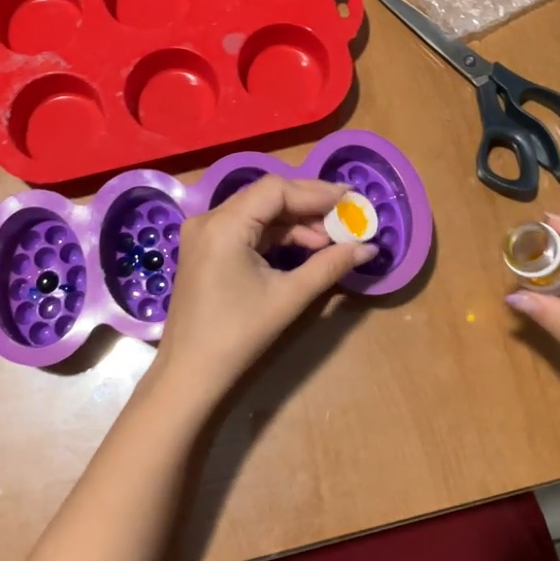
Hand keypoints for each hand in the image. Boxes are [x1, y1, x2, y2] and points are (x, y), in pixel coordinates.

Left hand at [152, 176, 375, 401]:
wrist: (190, 371)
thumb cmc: (238, 334)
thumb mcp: (288, 297)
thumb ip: (329, 265)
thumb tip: (369, 247)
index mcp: (224, 224)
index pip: (276, 190)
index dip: (316, 191)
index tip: (350, 200)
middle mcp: (209, 219)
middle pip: (266, 196)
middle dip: (308, 205)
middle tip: (346, 218)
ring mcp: (204, 234)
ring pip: (257, 212)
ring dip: (295, 222)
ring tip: (330, 240)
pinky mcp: (206, 249)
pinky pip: (246, 229)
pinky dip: (276, 235)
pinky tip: (305, 248)